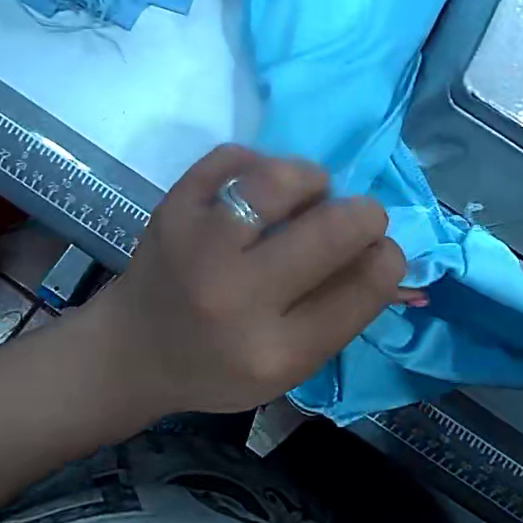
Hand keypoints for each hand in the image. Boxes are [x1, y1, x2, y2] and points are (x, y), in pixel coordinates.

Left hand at [89, 144, 406, 416]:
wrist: (133, 350)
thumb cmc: (219, 365)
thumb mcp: (288, 366)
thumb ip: (342, 311)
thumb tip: (389, 252)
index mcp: (275, 352)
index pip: (363, 288)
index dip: (388, 258)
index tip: (383, 250)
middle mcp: (236, 297)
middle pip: (331, 230)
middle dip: (365, 214)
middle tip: (359, 216)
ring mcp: (197, 246)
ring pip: (278, 180)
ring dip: (312, 178)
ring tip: (312, 192)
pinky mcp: (172, 208)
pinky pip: (231, 157)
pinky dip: (259, 162)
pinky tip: (261, 184)